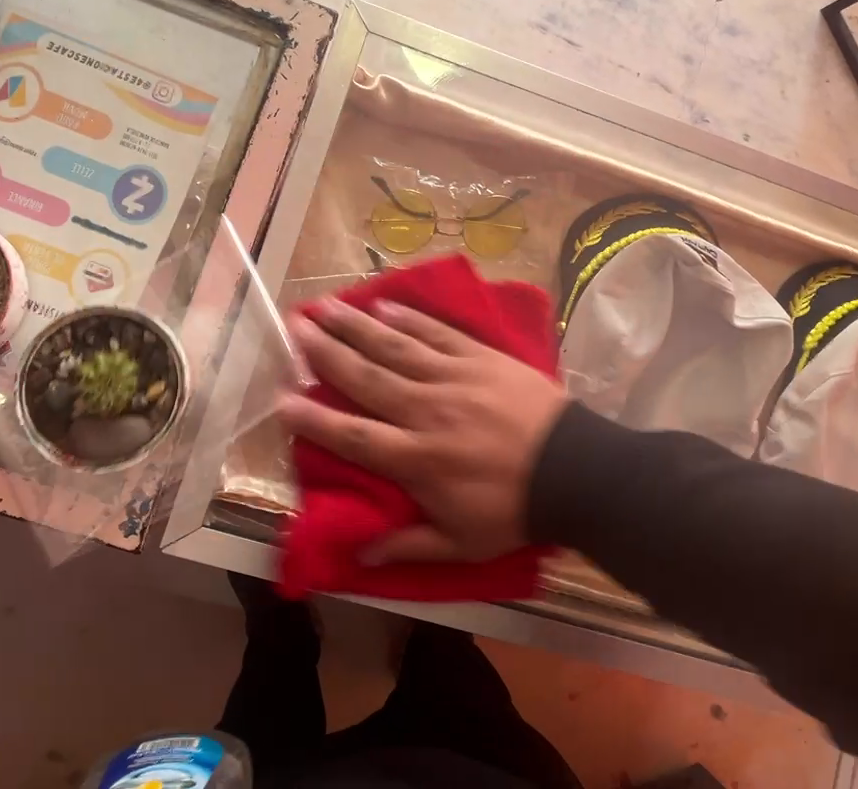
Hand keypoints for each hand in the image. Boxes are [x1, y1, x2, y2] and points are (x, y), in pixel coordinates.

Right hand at [278, 299, 567, 564]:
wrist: (575, 472)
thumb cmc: (514, 511)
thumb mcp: (461, 545)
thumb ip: (408, 545)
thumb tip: (360, 552)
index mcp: (417, 459)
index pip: (354, 436)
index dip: (315, 419)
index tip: (282, 400)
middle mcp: (426, 411)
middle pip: (366, 378)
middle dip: (326, 353)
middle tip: (294, 328)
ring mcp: (453, 378)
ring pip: (395, 347)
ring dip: (357, 325)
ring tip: (324, 305)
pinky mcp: (480, 357)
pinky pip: (437, 333)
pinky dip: (409, 319)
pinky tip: (384, 305)